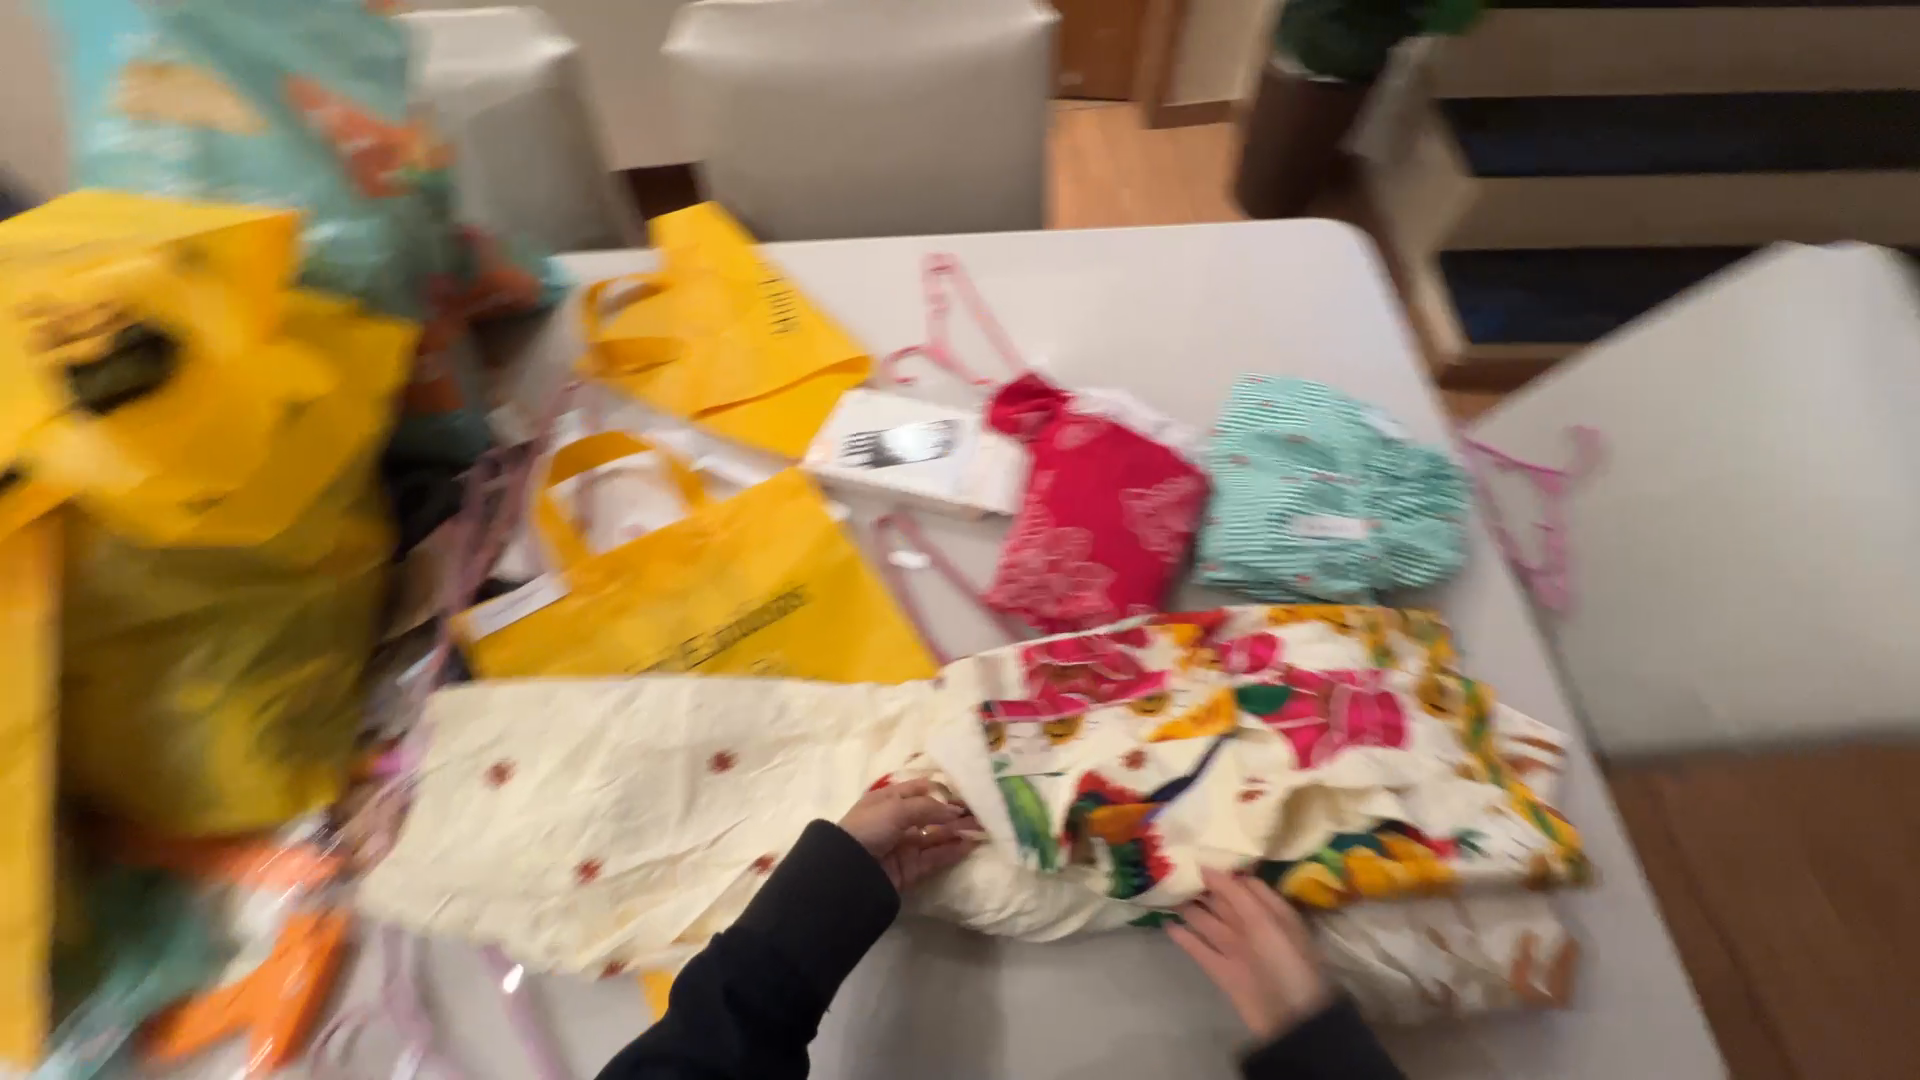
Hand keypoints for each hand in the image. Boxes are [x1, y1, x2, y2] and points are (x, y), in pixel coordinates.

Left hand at [837, 778, 982, 890]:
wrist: (848, 870)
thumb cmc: (869, 827)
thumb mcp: (896, 809)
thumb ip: (929, 808)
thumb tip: (956, 811)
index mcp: (887, 800)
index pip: (917, 790)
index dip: (939, 790)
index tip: (962, 791)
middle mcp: (896, 821)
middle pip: (930, 814)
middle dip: (952, 813)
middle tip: (978, 812)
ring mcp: (904, 845)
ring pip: (935, 836)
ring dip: (956, 831)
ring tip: (980, 828)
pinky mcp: (910, 868)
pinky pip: (934, 857)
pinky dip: (952, 851)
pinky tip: (969, 844)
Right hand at [1168, 867, 1333, 1040]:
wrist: (1295, 1023)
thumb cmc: (1285, 962)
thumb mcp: (1265, 921)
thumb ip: (1234, 892)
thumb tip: (1204, 866)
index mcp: (1270, 912)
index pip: (1244, 883)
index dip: (1222, 870)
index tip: (1195, 854)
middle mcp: (1253, 928)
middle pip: (1223, 901)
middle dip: (1200, 886)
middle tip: (1170, 868)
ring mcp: (1237, 951)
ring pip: (1208, 922)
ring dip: (1188, 908)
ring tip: (1163, 891)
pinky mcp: (1223, 972)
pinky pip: (1200, 949)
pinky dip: (1184, 938)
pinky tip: (1166, 924)